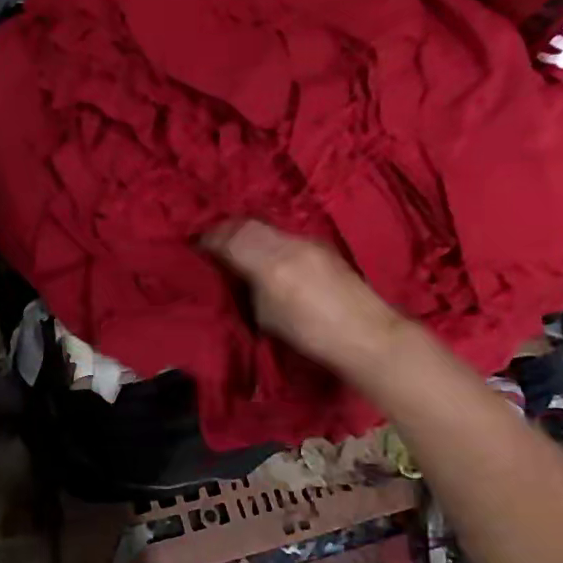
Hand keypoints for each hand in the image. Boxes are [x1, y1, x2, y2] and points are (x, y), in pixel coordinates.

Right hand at [199, 220, 410, 372]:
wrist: (368, 337)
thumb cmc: (312, 336)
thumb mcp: (265, 317)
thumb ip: (246, 287)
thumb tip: (232, 273)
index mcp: (271, 264)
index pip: (229, 237)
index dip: (207, 240)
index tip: (194, 249)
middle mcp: (289, 244)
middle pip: (246, 224)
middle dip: (224, 232)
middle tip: (211, 247)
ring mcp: (309, 243)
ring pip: (266, 228)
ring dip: (247, 236)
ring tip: (236, 252)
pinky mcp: (323, 249)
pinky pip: (284, 236)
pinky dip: (267, 242)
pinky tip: (266, 259)